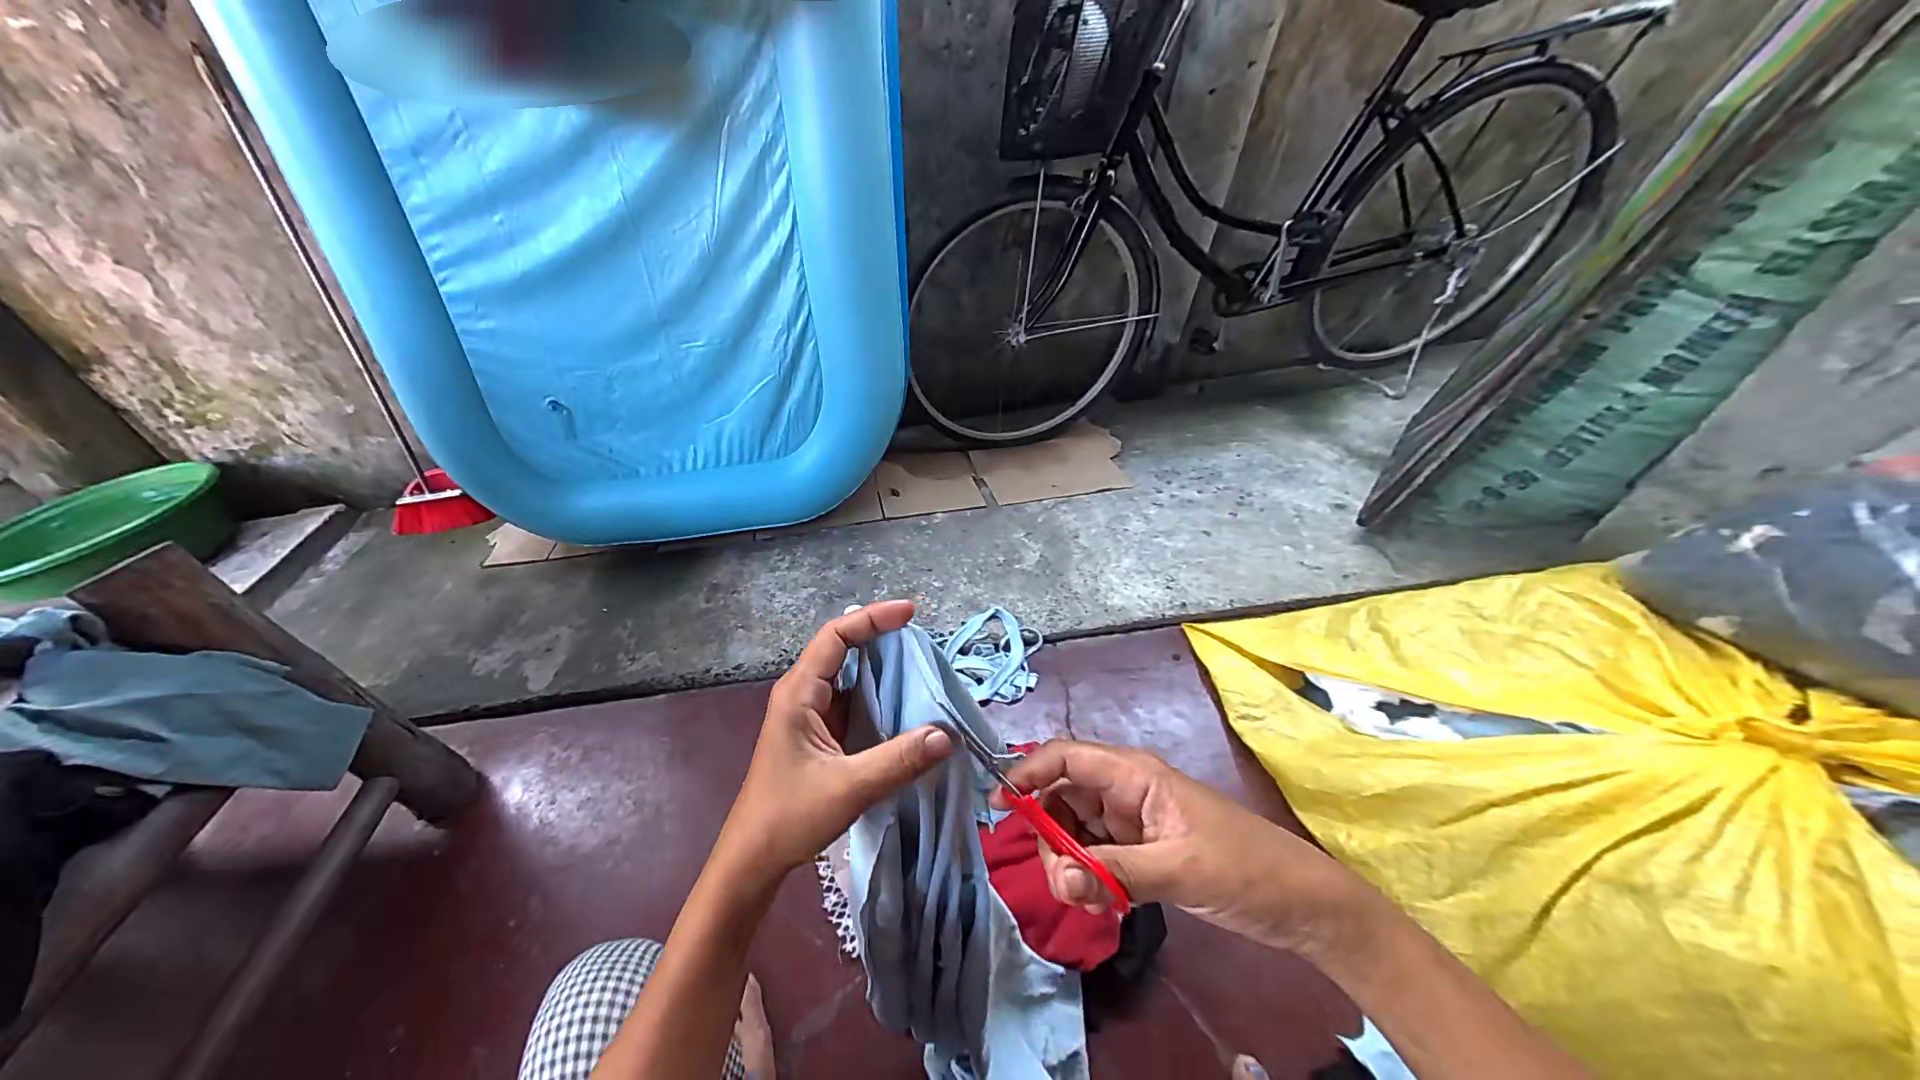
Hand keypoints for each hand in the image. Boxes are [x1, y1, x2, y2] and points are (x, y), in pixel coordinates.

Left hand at [716, 601, 955, 879]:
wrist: (754, 858)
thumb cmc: (789, 816)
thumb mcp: (849, 787)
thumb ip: (898, 759)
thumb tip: (947, 734)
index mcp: (799, 693)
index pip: (836, 636)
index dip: (873, 618)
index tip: (910, 612)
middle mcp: (804, 694)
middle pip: (844, 648)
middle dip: (882, 638)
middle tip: (925, 641)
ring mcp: (812, 714)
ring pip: (851, 676)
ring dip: (884, 667)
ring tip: (924, 666)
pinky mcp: (822, 734)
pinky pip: (855, 701)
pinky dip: (881, 695)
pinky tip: (908, 702)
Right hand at [994, 739, 1380, 958]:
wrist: (1300, 904)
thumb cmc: (1245, 867)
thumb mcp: (1181, 868)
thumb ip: (1115, 872)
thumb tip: (1057, 878)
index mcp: (1135, 774)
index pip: (1066, 757)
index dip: (1027, 771)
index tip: (998, 805)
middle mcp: (1125, 792)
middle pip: (1061, 796)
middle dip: (1048, 832)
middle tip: (1062, 879)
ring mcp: (1130, 823)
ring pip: (1073, 828)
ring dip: (1067, 860)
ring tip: (1085, 896)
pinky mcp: (1138, 852)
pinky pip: (1092, 855)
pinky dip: (1085, 875)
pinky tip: (1097, 901)